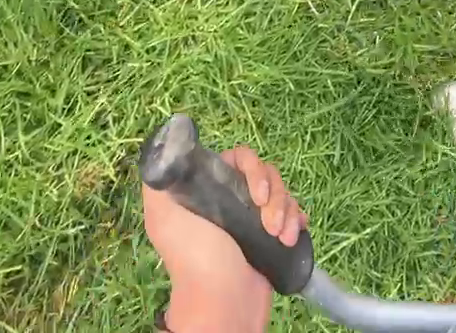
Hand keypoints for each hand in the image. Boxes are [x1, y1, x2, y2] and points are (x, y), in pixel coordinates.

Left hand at [142, 146, 307, 332]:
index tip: (256, 194)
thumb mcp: (164, 216)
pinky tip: (292, 237)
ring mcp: (253, 219)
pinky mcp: (271, 237)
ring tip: (281, 237)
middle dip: (274, 196)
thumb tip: (168, 151)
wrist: (223, 305)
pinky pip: (293, 213)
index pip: (239, 159)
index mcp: (210, 190)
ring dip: (286, 211)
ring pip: (281, 193)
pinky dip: (296, 221)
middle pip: (264, 174)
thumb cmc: (195, 257)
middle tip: (269, 223)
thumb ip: (159, 182)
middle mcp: (231, 200)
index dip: (252, 169)